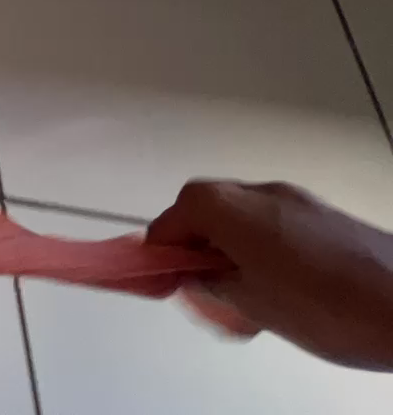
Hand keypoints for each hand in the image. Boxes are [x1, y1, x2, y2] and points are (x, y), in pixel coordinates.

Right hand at [147, 180, 392, 369]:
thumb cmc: (329, 305)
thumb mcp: (250, 304)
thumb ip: (207, 283)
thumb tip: (196, 276)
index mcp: (214, 203)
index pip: (164, 229)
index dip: (165, 261)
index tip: (174, 287)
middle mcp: (247, 189)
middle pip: (203, 217)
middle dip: (204, 252)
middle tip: (217, 290)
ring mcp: (294, 198)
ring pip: (244, 221)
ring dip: (241, 251)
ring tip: (263, 293)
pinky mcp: (331, 215)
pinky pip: (282, 226)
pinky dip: (276, 249)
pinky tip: (300, 286)